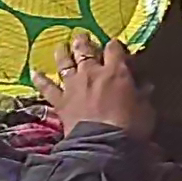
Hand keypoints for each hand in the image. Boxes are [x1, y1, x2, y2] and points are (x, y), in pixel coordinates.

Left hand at [36, 32, 154, 139]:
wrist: (102, 145)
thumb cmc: (130, 125)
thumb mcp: (145, 108)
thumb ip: (143, 94)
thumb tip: (146, 85)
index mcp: (116, 71)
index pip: (114, 49)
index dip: (114, 44)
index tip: (115, 44)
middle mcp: (92, 72)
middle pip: (85, 51)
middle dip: (84, 42)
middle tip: (82, 35)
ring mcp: (73, 85)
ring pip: (65, 63)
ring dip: (62, 53)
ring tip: (61, 45)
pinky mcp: (60, 101)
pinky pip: (47, 88)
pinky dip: (40, 80)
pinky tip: (34, 72)